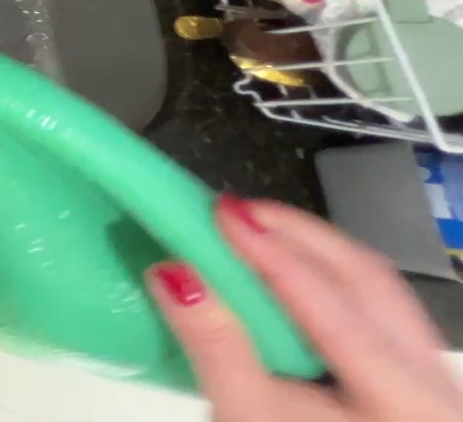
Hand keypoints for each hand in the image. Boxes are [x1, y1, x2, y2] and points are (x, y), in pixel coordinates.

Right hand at [149, 196, 462, 420]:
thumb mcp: (244, 413)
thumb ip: (214, 346)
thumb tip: (173, 272)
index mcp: (407, 400)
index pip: (334, 308)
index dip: (274, 253)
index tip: (221, 209)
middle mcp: (437, 383)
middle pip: (368, 280)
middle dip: (294, 234)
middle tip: (227, 208)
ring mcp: (429, 373)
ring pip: (373, 283)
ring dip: (304, 244)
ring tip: (244, 226)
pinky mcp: (409, 369)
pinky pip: (370, 297)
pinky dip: (317, 266)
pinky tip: (273, 259)